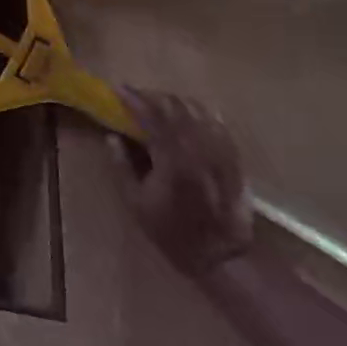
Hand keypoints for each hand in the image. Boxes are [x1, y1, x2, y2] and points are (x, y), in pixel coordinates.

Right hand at [109, 87, 253, 274]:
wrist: (222, 257)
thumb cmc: (172, 232)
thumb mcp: (136, 203)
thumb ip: (122, 166)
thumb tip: (112, 136)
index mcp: (172, 159)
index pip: (151, 116)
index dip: (134, 99)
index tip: (119, 89)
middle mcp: (198, 149)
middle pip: (175, 107)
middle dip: (154, 96)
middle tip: (136, 96)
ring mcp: (220, 151)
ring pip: (198, 110)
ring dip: (176, 102)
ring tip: (161, 103)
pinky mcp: (234, 158)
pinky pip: (218, 124)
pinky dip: (201, 112)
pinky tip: (191, 113)